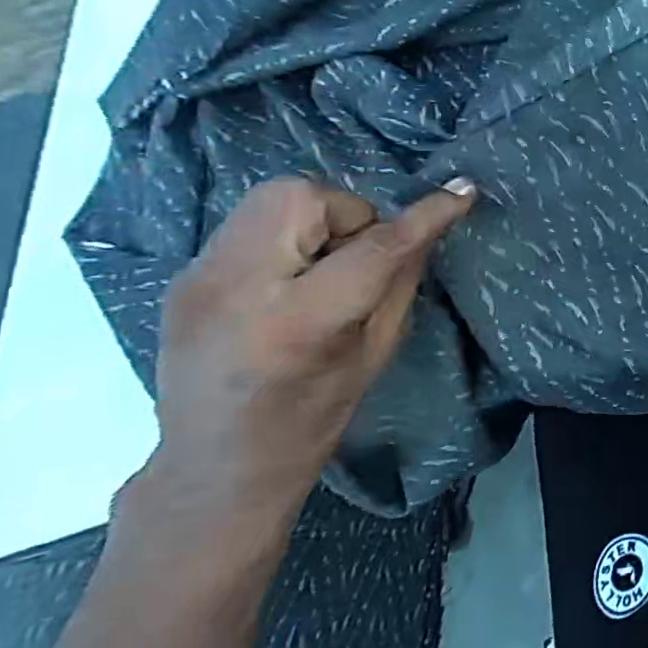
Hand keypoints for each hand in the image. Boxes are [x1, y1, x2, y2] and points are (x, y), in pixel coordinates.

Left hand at [139, 177, 474, 529]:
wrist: (219, 456)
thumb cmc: (317, 411)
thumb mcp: (379, 346)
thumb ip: (400, 278)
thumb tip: (426, 225)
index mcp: (298, 319)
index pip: (376, 245)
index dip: (426, 214)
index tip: (463, 191)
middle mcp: (236, 287)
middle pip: (300, 196)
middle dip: (349, 212)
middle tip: (359, 254)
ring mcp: (198, 276)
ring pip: (272, 199)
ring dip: (318, 220)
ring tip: (324, 265)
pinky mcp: (184, 273)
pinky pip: (252, 223)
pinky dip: (289, 235)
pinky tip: (291, 279)